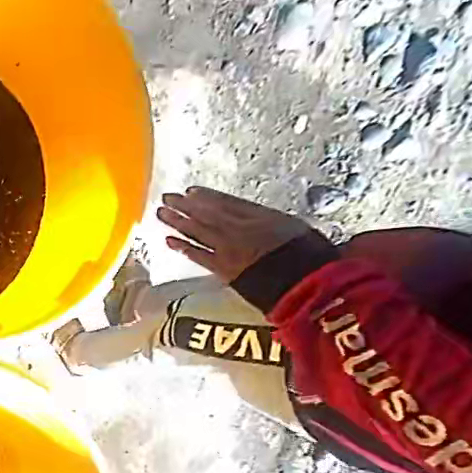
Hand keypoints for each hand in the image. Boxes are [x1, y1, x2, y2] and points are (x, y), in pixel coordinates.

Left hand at [156, 187, 317, 279]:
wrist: (303, 281)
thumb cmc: (309, 255)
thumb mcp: (296, 228)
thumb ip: (273, 221)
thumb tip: (264, 218)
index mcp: (261, 215)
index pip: (227, 202)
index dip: (208, 196)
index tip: (191, 191)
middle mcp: (240, 229)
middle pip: (206, 214)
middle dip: (185, 205)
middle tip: (166, 197)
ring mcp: (228, 249)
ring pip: (198, 231)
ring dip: (177, 221)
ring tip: (162, 213)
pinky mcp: (222, 268)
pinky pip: (198, 255)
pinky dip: (183, 247)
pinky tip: (169, 241)